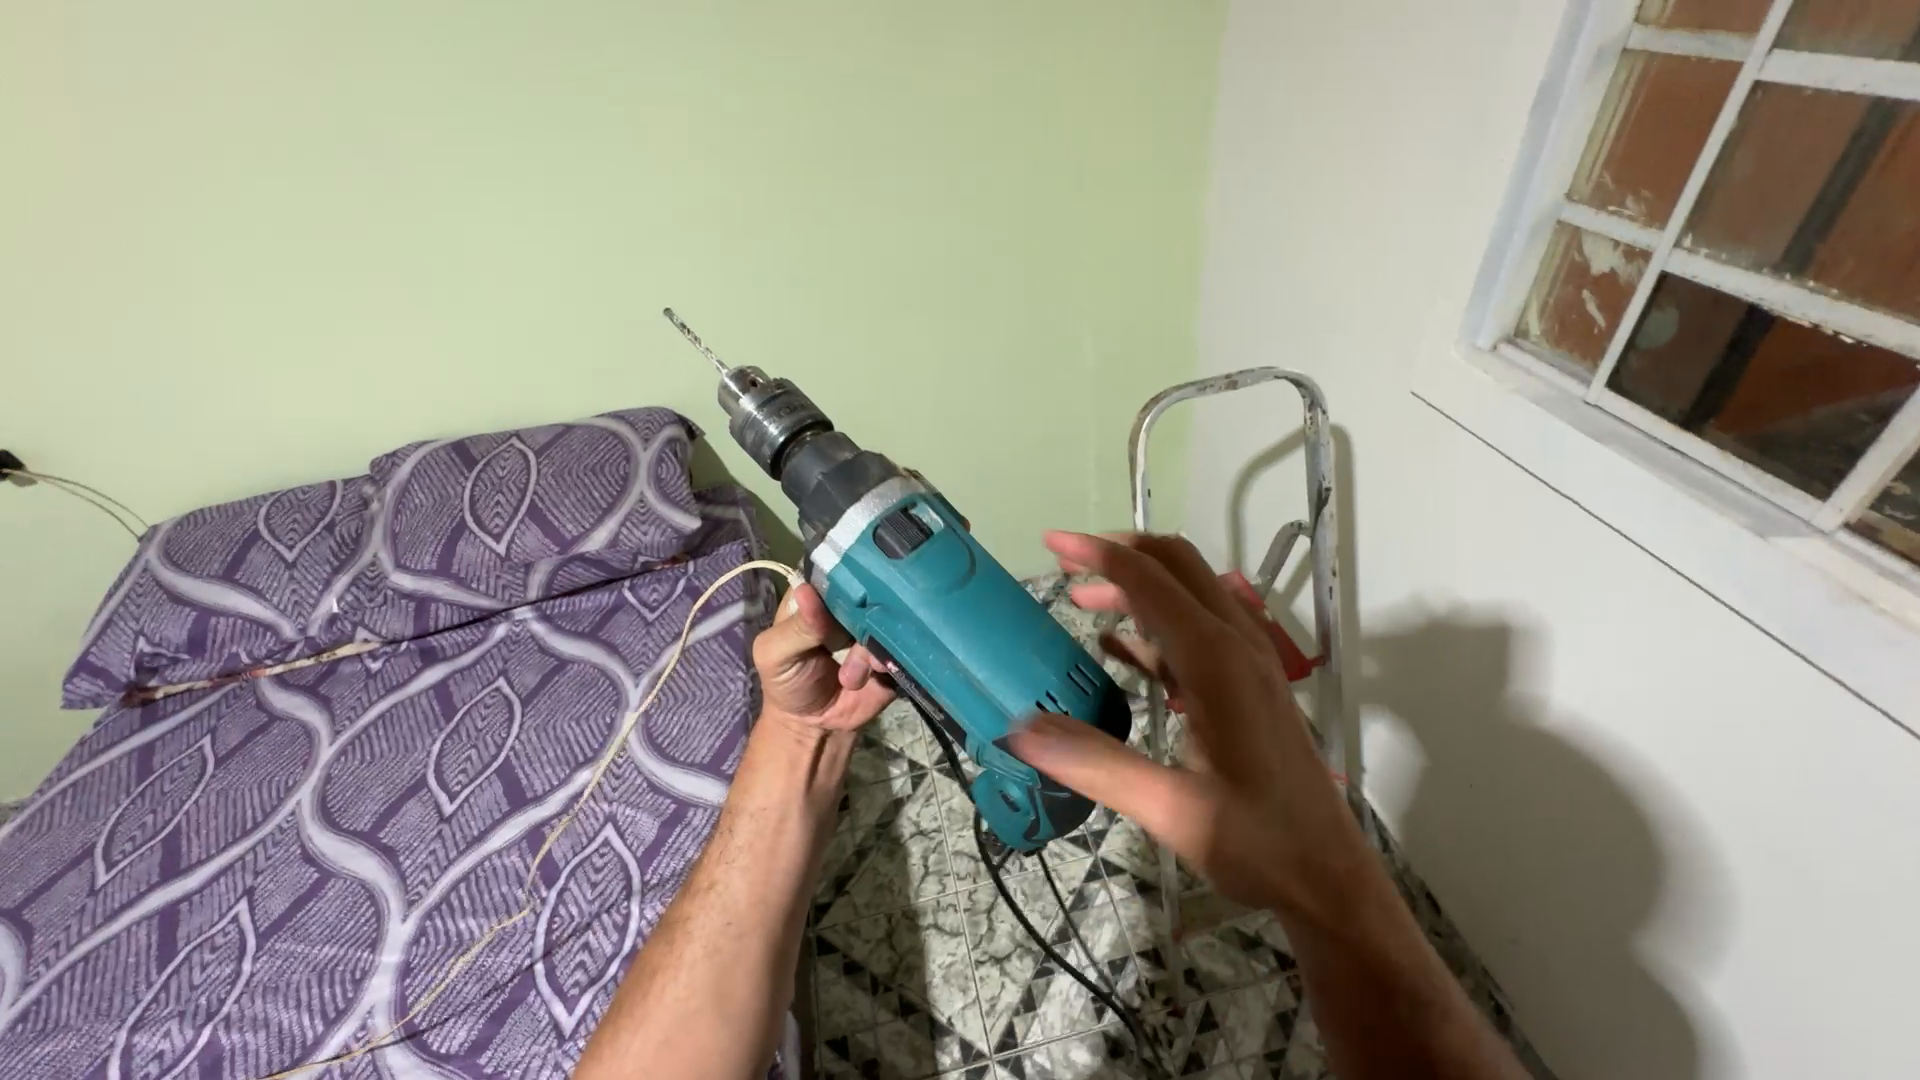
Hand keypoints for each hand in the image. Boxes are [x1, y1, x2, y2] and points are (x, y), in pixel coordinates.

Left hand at [751, 583, 894, 734]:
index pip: (837, 568)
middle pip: (871, 588)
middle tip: (848, 641)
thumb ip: (796, 626)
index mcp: (819, 594)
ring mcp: (875, 628)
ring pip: (888, 619)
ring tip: (850, 678)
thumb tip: (808, 590)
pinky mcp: (893, 653)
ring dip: (870, 649)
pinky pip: (902, 647)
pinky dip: (888, 661)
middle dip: (865, 613)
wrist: (815, 727)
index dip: (845, 573)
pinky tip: (874, 675)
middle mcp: (851, 605)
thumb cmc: (787, 681)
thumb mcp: (775, 653)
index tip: (852, 587)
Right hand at [1008, 531, 1361, 913]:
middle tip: (1066, 565)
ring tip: (1083, 599)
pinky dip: (1156, 625)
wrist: (1329, 876)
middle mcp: (1237, 644)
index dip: (1098, 553)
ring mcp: (1249, 663)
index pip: (1150, 580)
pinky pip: (1199, 632)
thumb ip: (1095, 763)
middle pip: (1178, 566)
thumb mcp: (1170, 809)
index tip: (1051, 542)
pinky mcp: (1250, 685)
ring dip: (1138, 586)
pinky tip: (1120, 649)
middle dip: (1120, 554)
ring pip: (1191, 594)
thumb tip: (1021, 727)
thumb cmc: (1257, 841)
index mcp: (1217, 659)